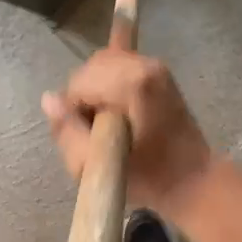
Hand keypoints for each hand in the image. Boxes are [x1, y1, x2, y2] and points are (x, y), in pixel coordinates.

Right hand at [41, 48, 213, 213]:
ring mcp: (155, 65)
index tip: (86, 136)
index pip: (79, 82)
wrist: (193, 178)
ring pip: (105, 63)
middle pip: (92, 67)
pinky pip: (122, 65)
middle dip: (84, 95)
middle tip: (95, 129)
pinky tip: (116, 104)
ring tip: (107, 121)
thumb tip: (48, 99)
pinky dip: (112, 82)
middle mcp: (145, 64)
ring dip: (97, 87)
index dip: (73, 109)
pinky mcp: (160, 71)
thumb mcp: (96, 165)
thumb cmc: (148, 177)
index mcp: (132, 83)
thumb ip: (67, 131)